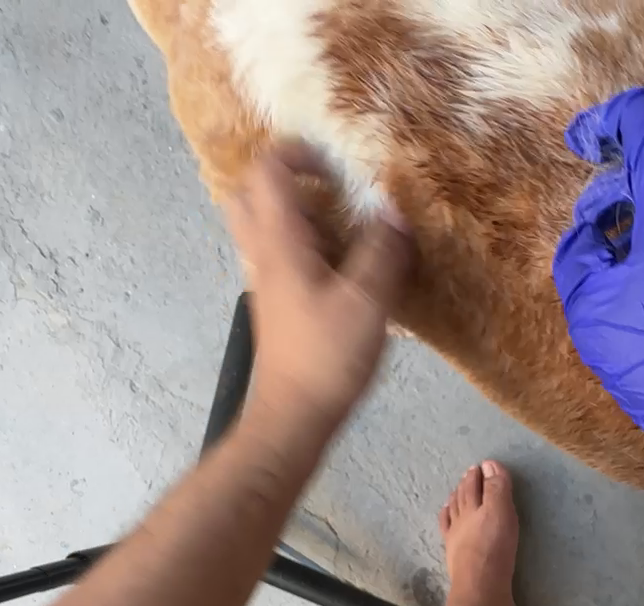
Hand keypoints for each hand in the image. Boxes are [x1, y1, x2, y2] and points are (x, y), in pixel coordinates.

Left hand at [224, 143, 412, 433]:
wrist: (294, 416)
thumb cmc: (326, 359)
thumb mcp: (366, 304)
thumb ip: (382, 253)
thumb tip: (394, 209)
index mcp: (279, 244)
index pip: (268, 172)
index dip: (297, 152)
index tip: (334, 162)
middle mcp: (263, 256)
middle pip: (249, 196)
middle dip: (284, 180)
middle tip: (326, 188)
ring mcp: (265, 284)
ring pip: (262, 230)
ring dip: (294, 216)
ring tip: (338, 226)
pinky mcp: (276, 309)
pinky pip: (278, 259)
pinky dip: (302, 248)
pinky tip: (339, 269)